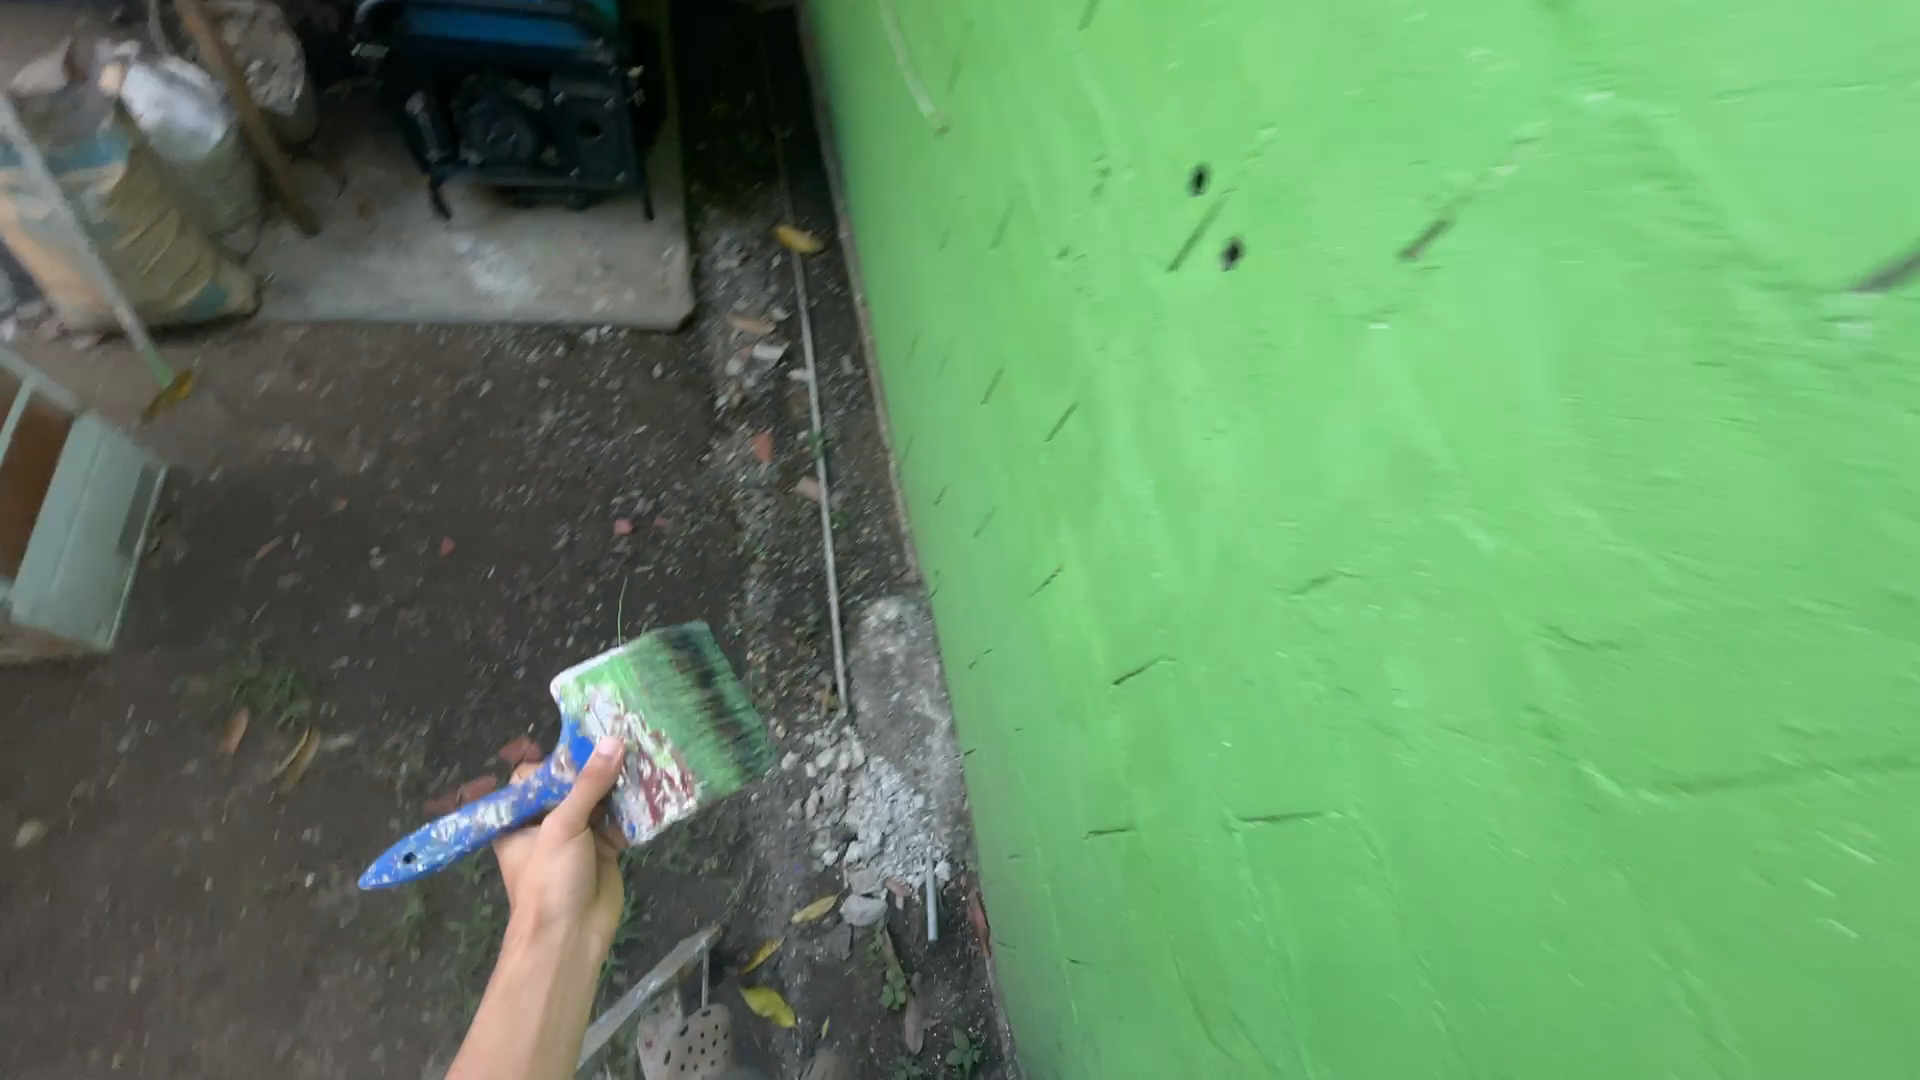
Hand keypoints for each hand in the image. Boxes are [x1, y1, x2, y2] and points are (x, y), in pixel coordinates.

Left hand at [492, 735, 626, 949]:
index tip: (586, 736)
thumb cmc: (549, 880)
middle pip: (572, 785)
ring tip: (645, 750)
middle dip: (597, 765)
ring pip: (600, 799)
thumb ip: (588, 783)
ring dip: (620, 782)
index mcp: (521, 820)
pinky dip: (636, 804)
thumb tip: (614, 741)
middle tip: (624, 733)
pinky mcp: (606, 847)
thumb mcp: (562, 826)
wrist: (570, 937)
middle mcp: (547, 824)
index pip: (533, 778)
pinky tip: (655, 782)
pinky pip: (621, 818)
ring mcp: (578, 836)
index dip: (556, 760)